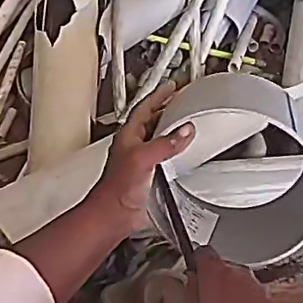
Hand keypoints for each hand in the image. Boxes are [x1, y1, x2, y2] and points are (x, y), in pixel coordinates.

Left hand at [84, 81, 194, 240]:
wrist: (114, 214)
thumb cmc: (117, 188)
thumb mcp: (143, 158)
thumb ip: (165, 143)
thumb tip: (184, 130)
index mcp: (128, 136)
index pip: (144, 108)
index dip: (158, 96)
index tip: (171, 87)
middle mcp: (134, 146)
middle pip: (152, 121)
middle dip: (167, 110)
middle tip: (183, 102)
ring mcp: (141, 161)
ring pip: (159, 139)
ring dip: (172, 131)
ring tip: (187, 123)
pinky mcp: (149, 176)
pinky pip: (165, 158)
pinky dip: (176, 152)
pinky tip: (185, 154)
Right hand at [184, 248, 302, 302]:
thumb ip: (189, 295)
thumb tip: (192, 283)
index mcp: (216, 272)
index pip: (201, 253)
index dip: (194, 264)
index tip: (190, 277)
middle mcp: (240, 274)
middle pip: (221, 269)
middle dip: (212, 283)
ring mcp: (260, 288)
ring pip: (238, 285)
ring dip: (230, 298)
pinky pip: (253, 301)